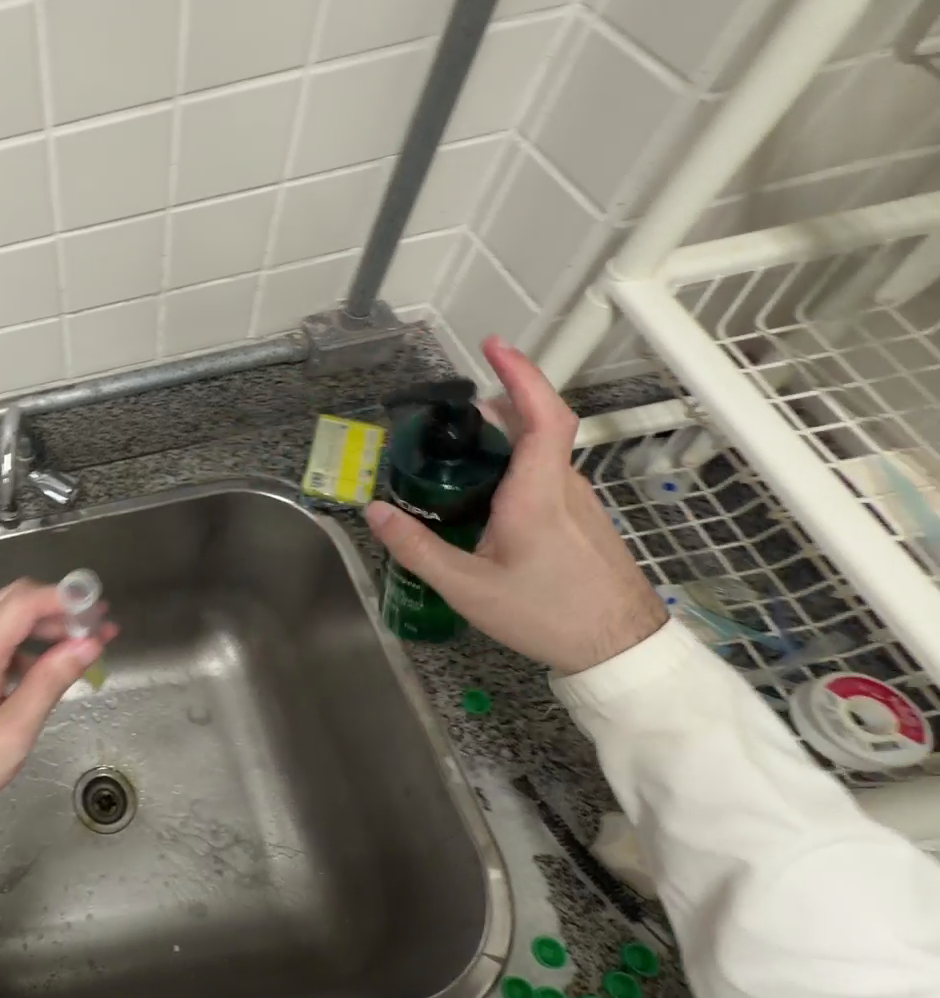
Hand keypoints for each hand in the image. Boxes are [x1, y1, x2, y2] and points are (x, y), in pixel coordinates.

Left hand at [0, 580, 113, 842]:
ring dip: (37, 625)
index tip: (98, 609)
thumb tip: (89, 645)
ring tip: (76, 647)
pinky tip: (37, 668)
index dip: (65, 599)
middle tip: (94, 627)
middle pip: (11, 600)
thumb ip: (51, 680)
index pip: (24, 602)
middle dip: (56, 608)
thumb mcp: (15, 731)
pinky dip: (15, 641)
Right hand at [364, 336, 666, 673]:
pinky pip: (549, 473)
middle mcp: (565, 487)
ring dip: (508, 433)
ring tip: (460, 447)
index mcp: (537, 494)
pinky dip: (518, 460)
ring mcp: (581, 503)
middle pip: (541, 425)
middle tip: (454, 407)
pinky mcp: (583, 520)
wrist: (622, 650)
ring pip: (545, 451)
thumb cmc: (547, 614)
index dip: (520, 375)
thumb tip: (376, 511)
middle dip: (502, 400)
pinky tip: (487, 491)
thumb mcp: (467, 587)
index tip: (493, 346)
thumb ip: (417, 547)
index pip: (541, 416)